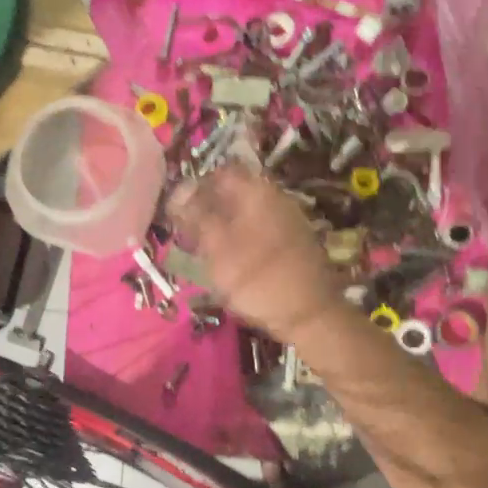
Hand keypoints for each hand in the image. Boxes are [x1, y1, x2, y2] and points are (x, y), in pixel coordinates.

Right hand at [167, 166, 347, 339]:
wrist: (309, 314)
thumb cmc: (258, 279)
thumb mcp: (218, 248)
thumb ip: (197, 216)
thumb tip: (178, 191)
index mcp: (256, 192)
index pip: (219, 173)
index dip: (196, 188)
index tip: (178, 212)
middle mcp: (275, 197)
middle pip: (234, 192)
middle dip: (209, 209)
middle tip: (189, 235)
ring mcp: (287, 219)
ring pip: (246, 212)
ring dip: (224, 226)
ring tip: (205, 252)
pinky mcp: (293, 241)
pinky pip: (259, 230)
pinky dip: (240, 240)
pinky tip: (231, 261)